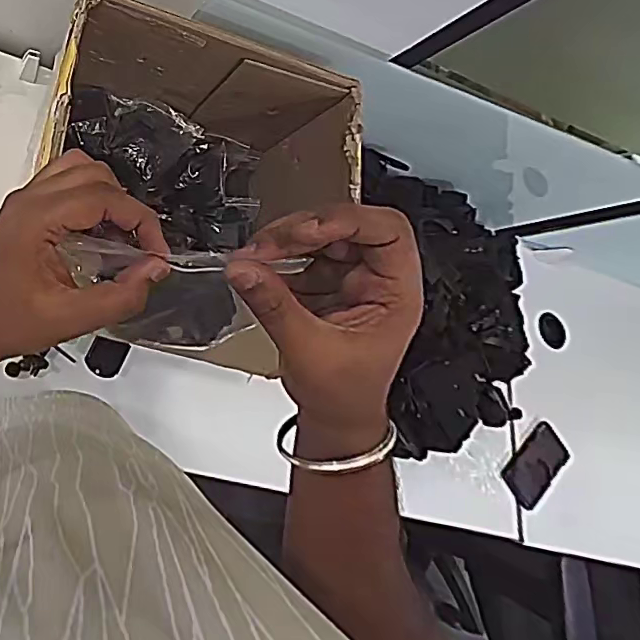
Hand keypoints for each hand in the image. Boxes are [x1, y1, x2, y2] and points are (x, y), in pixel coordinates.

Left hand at [0, 150, 170, 365]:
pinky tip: (98, 233)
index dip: (140, 220)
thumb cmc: (4, 321)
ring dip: (109, 195)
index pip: (103, 196)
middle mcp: (27, 202)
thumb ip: (120, 296)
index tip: (154, 250)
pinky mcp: (26, 210)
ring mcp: (24, 203)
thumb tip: (152, 270)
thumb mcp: (71, 319)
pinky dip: (91, 198)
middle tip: (142, 244)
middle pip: (95, 173)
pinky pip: (66, 182)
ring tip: (121, 234)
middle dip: (128, 206)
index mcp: (34, 219)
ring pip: (80, 168)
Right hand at [226, 205, 421, 429]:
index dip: (346, 221)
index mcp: (396, 291)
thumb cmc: (343, 394)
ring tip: (254, 255)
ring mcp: (350, 277)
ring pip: (321, 236)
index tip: (306, 231)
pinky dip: (276, 257)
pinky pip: (301, 254)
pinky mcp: (326, 281)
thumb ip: (273, 305)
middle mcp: (377, 277)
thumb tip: (243, 268)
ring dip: (285, 240)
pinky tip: (257, 266)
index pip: (385, 231)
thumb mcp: (307, 350)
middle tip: (266, 245)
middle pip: (347, 226)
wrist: (334, 417)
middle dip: (303, 230)